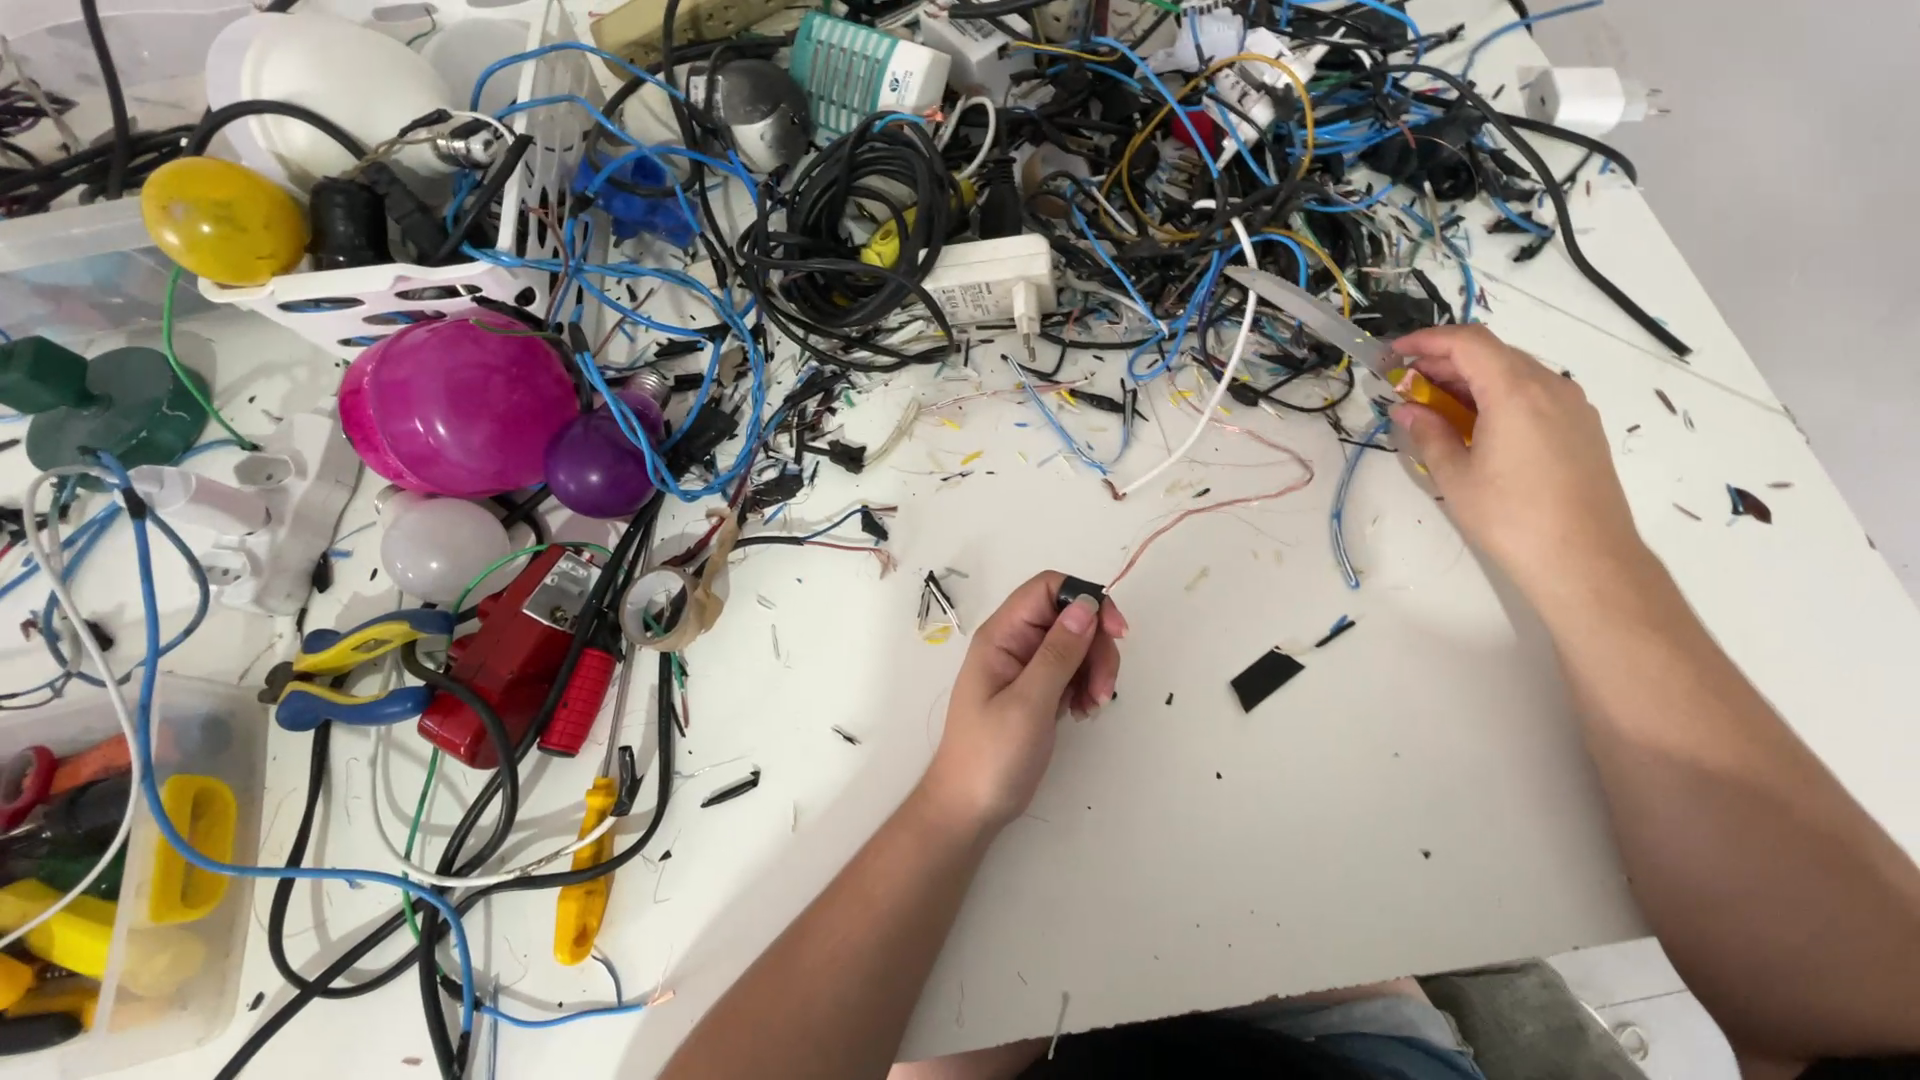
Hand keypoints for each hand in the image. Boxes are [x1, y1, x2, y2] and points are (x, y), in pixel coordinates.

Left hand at [920, 572, 1127, 835]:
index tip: (1116, 632)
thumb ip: (1058, 652)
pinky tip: (1085, 712)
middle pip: (1070, 618)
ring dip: (1096, 670)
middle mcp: (1014, 644)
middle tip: (1105, 689)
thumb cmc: (990, 755)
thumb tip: (1086, 605)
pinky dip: (1087, 687)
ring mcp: (1027, 668)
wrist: (969, 807)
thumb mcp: (1028, 702)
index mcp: (1002, 636)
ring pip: (1077, 645)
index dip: (1086, 600)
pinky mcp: (1039, 691)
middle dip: (1097, 646)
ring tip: (1094, 706)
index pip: (1047, 588)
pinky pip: (1073, 672)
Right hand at [1391, 325, 1655, 604]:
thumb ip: (1428, 434)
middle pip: (1492, 354)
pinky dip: (1497, 396)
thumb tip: (1407, 409)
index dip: (1426, 341)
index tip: (1394, 354)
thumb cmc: (1511, 517)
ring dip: (1470, 380)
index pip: (1468, 342)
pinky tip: (1476, 426)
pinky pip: (1533, 394)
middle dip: (1444, 362)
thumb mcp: (1455, 477)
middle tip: (1405, 385)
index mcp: (1516, 391)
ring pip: (1514, 373)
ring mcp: (1572, 406)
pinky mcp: (1581, 427)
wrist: (1585, 558)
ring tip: (1434, 407)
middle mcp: (1550, 386)